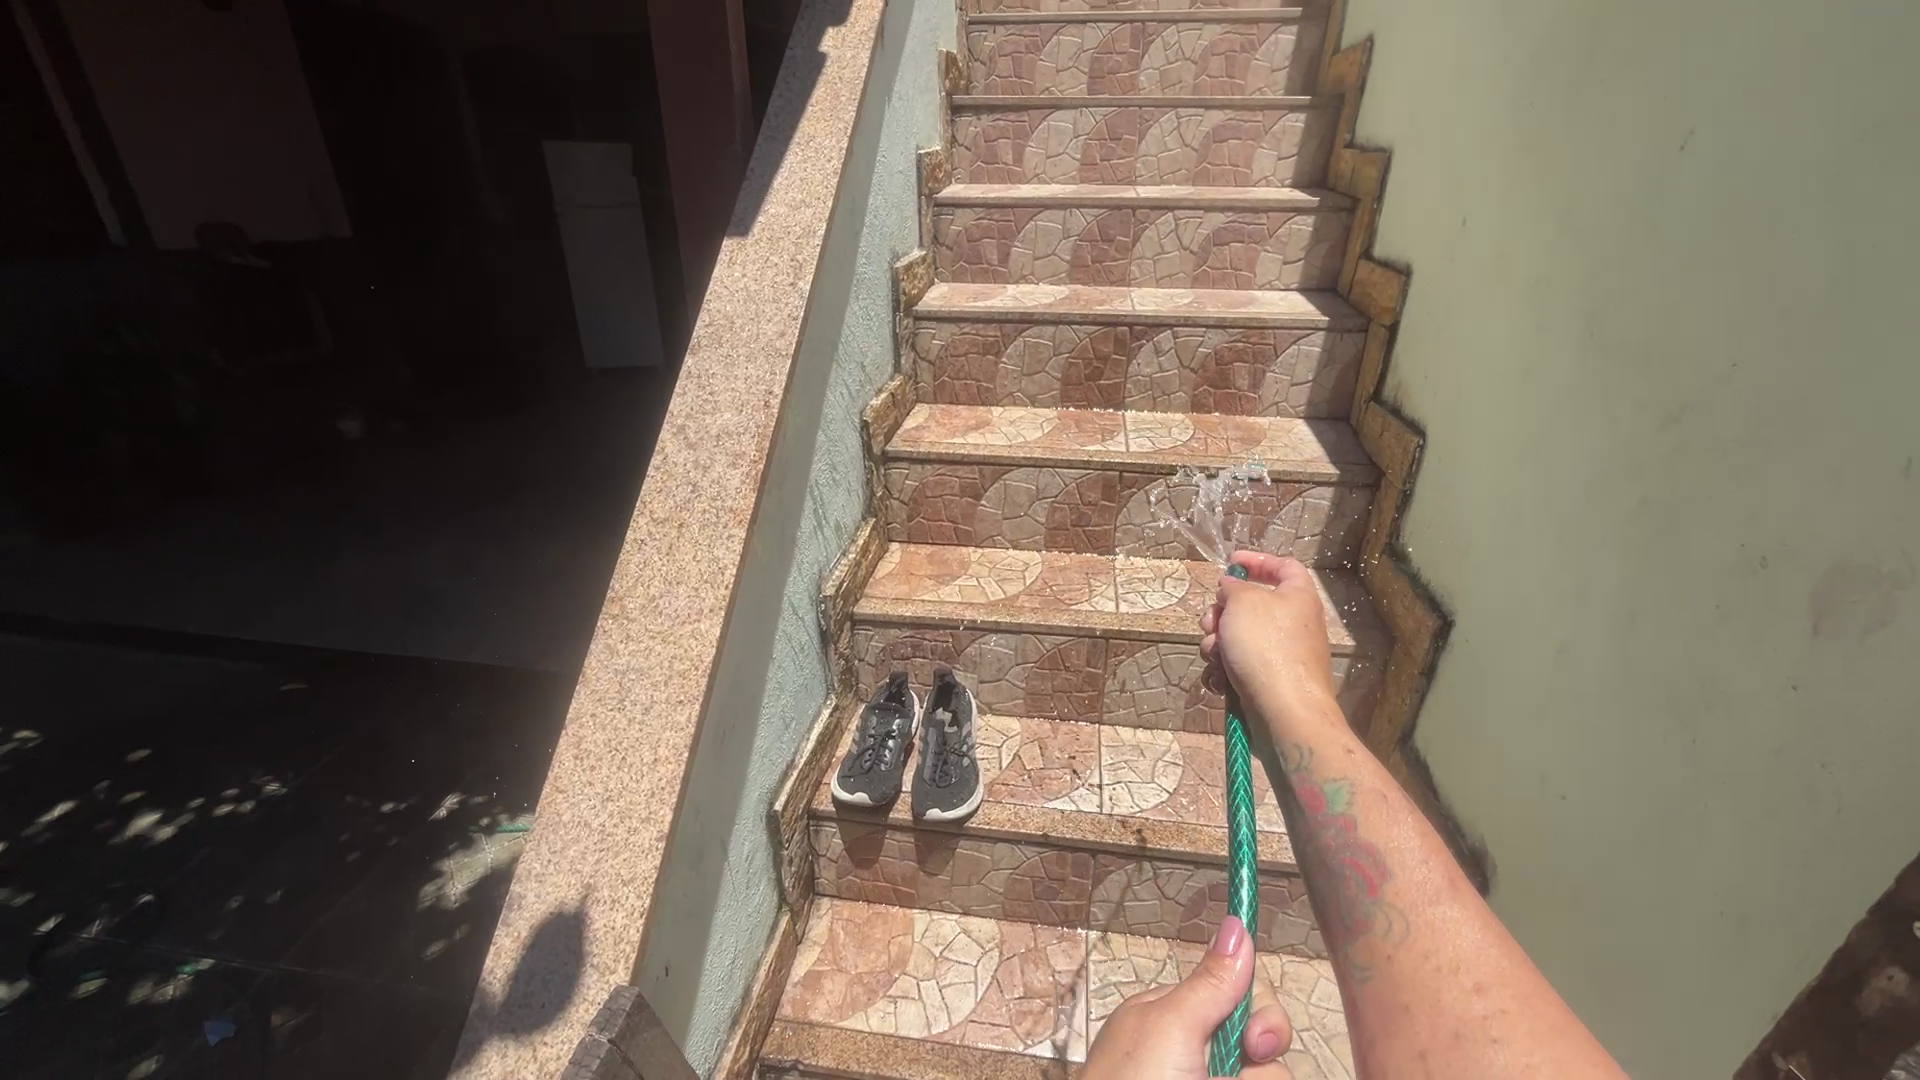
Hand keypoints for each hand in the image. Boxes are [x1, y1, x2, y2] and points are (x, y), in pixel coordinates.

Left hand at [1083, 916, 1294, 1078]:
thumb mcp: (1170, 1028)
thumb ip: (1212, 984)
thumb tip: (1239, 922)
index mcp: (1176, 1020)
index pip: (1242, 997)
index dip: (1261, 1017)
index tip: (1257, 1041)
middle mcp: (1198, 1056)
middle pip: (1265, 1047)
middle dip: (1260, 1070)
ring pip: (1269, 1079)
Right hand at [1200, 551, 1337, 729]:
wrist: (1284, 710)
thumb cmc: (1267, 647)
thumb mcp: (1243, 602)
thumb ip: (1233, 587)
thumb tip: (1231, 588)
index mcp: (1297, 596)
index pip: (1283, 566)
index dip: (1256, 560)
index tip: (1230, 563)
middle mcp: (1292, 623)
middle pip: (1249, 604)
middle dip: (1221, 611)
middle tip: (1211, 622)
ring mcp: (1280, 654)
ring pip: (1237, 636)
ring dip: (1217, 642)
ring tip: (1215, 654)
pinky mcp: (1267, 680)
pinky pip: (1237, 664)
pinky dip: (1223, 668)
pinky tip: (1219, 676)